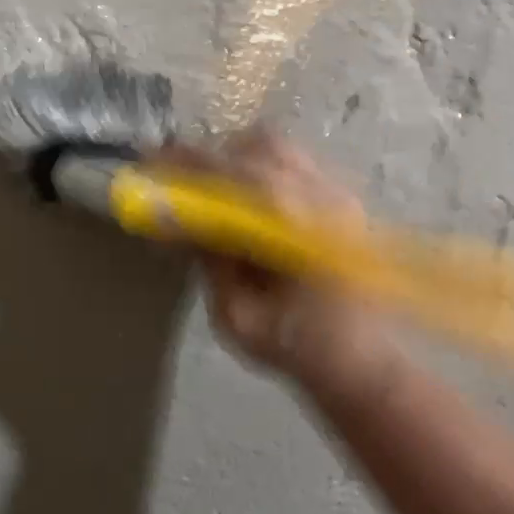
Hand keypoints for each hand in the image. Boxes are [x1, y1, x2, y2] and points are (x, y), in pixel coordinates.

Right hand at [157, 128, 398, 393]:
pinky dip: (263, 169)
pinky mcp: (345, 202)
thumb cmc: (296, 347)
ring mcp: (339, 195)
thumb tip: (180, 219)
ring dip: (239, 158)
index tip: (149, 162)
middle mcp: (320, 196)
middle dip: (210, 157)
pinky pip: (296, 164)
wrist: (365, 367)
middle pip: (256, 147)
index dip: (183, 164)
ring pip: (279, 148)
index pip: (228, 174)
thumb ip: (209, 261)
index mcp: (292, 223)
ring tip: (213, 186)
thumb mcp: (235, 314)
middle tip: (178, 176)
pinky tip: (247, 200)